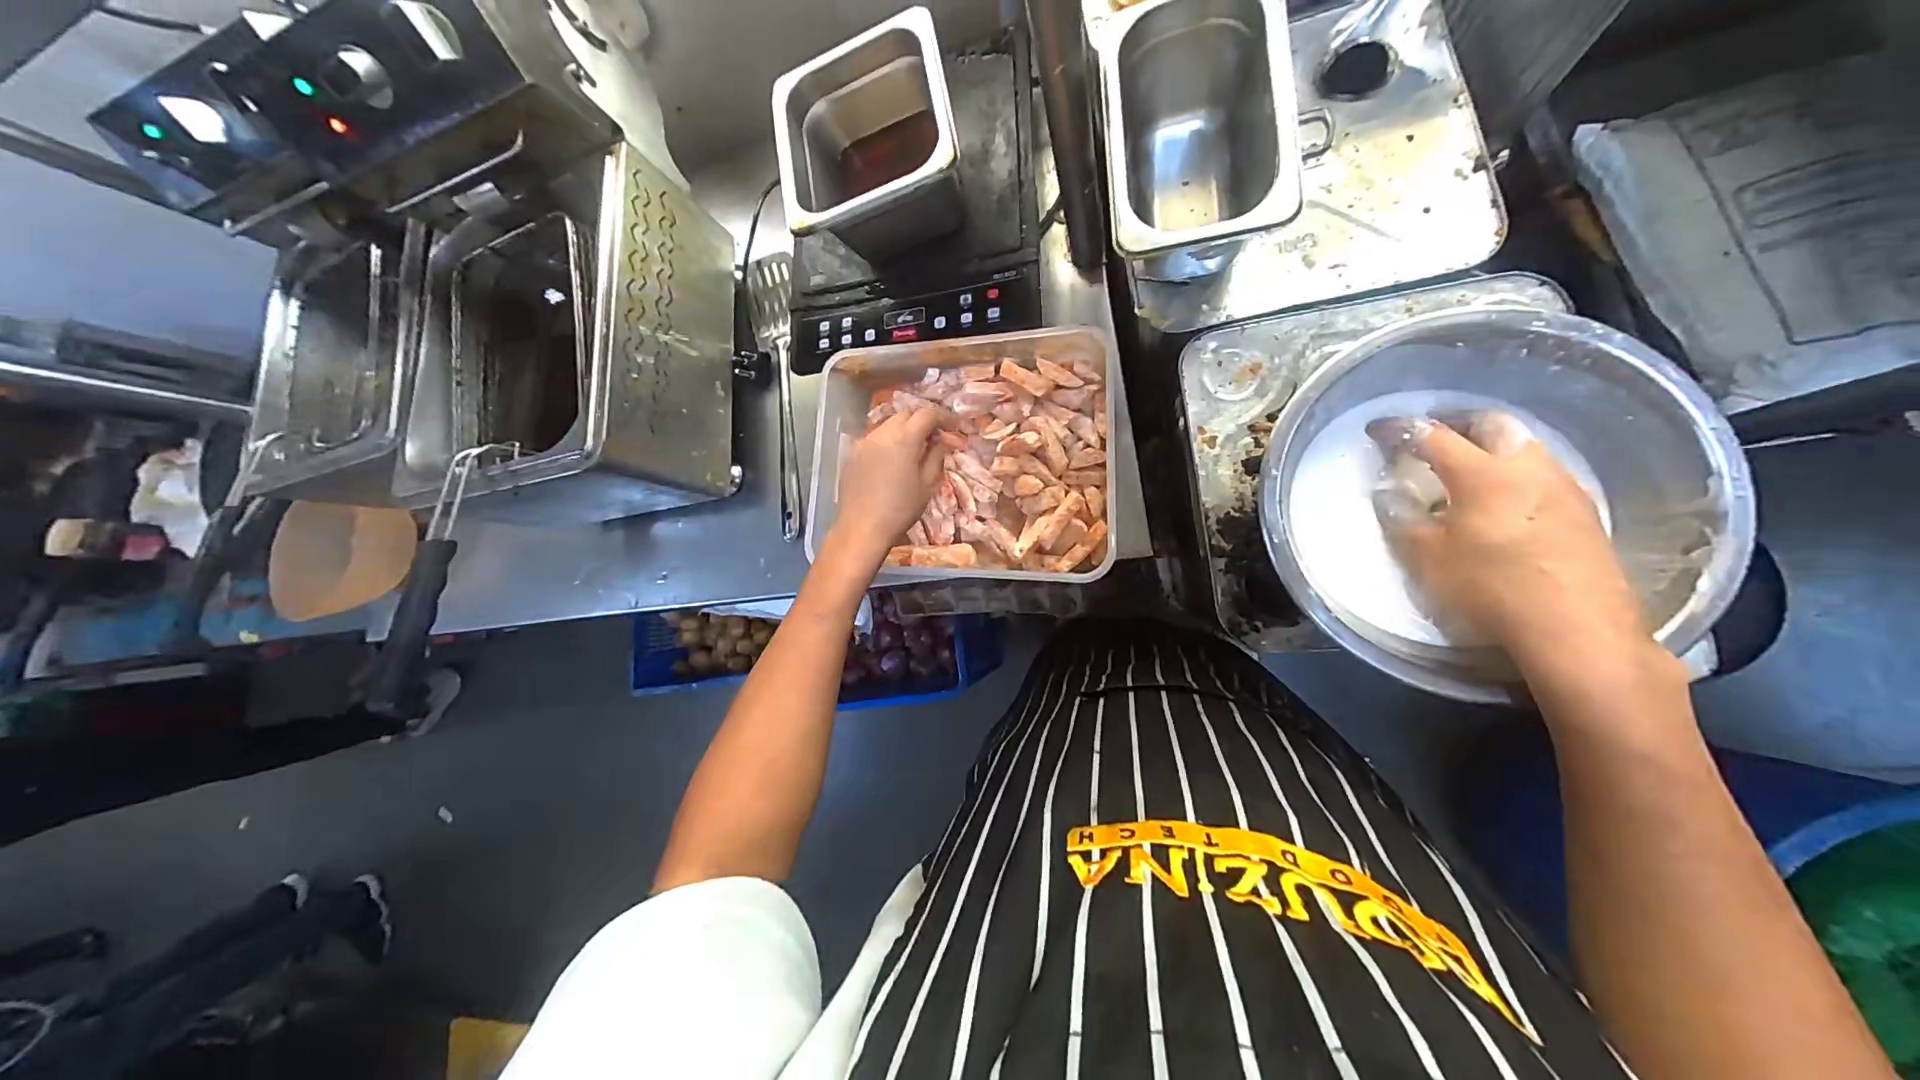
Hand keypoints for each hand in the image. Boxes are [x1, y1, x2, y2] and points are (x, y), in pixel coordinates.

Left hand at [829, 407, 946, 559]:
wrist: (862, 528)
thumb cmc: (900, 509)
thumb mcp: (927, 484)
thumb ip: (937, 456)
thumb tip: (943, 440)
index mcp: (904, 438)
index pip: (927, 414)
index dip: (944, 418)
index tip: (953, 429)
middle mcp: (882, 433)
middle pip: (906, 414)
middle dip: (923, 421)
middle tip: (935, 438)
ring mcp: (864, 442)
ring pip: (888, 424)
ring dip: (905, 430)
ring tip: (915, 449)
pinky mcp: (853, 453)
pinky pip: (875, 438)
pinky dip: (889, 441)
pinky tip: (894, 460)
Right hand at [1368, 412, 1648, 673]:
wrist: (1577, 627)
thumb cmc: (1491, 587)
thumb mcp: (1428, 558)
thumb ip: (1403, 519)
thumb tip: (1388, 494)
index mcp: (1483, 473)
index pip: (1433, 436)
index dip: (1399, 430)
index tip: (1377, 430)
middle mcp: (1527, 467)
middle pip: (1491, 423)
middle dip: (1456, 421)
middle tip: (1430, 433)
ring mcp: (1562, 485)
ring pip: (1523, 445)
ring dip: (1489, 444)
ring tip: (1465, 463)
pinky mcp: (1583, 510)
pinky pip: (1541, 471)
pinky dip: (1513, 470)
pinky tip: (1502, 497)